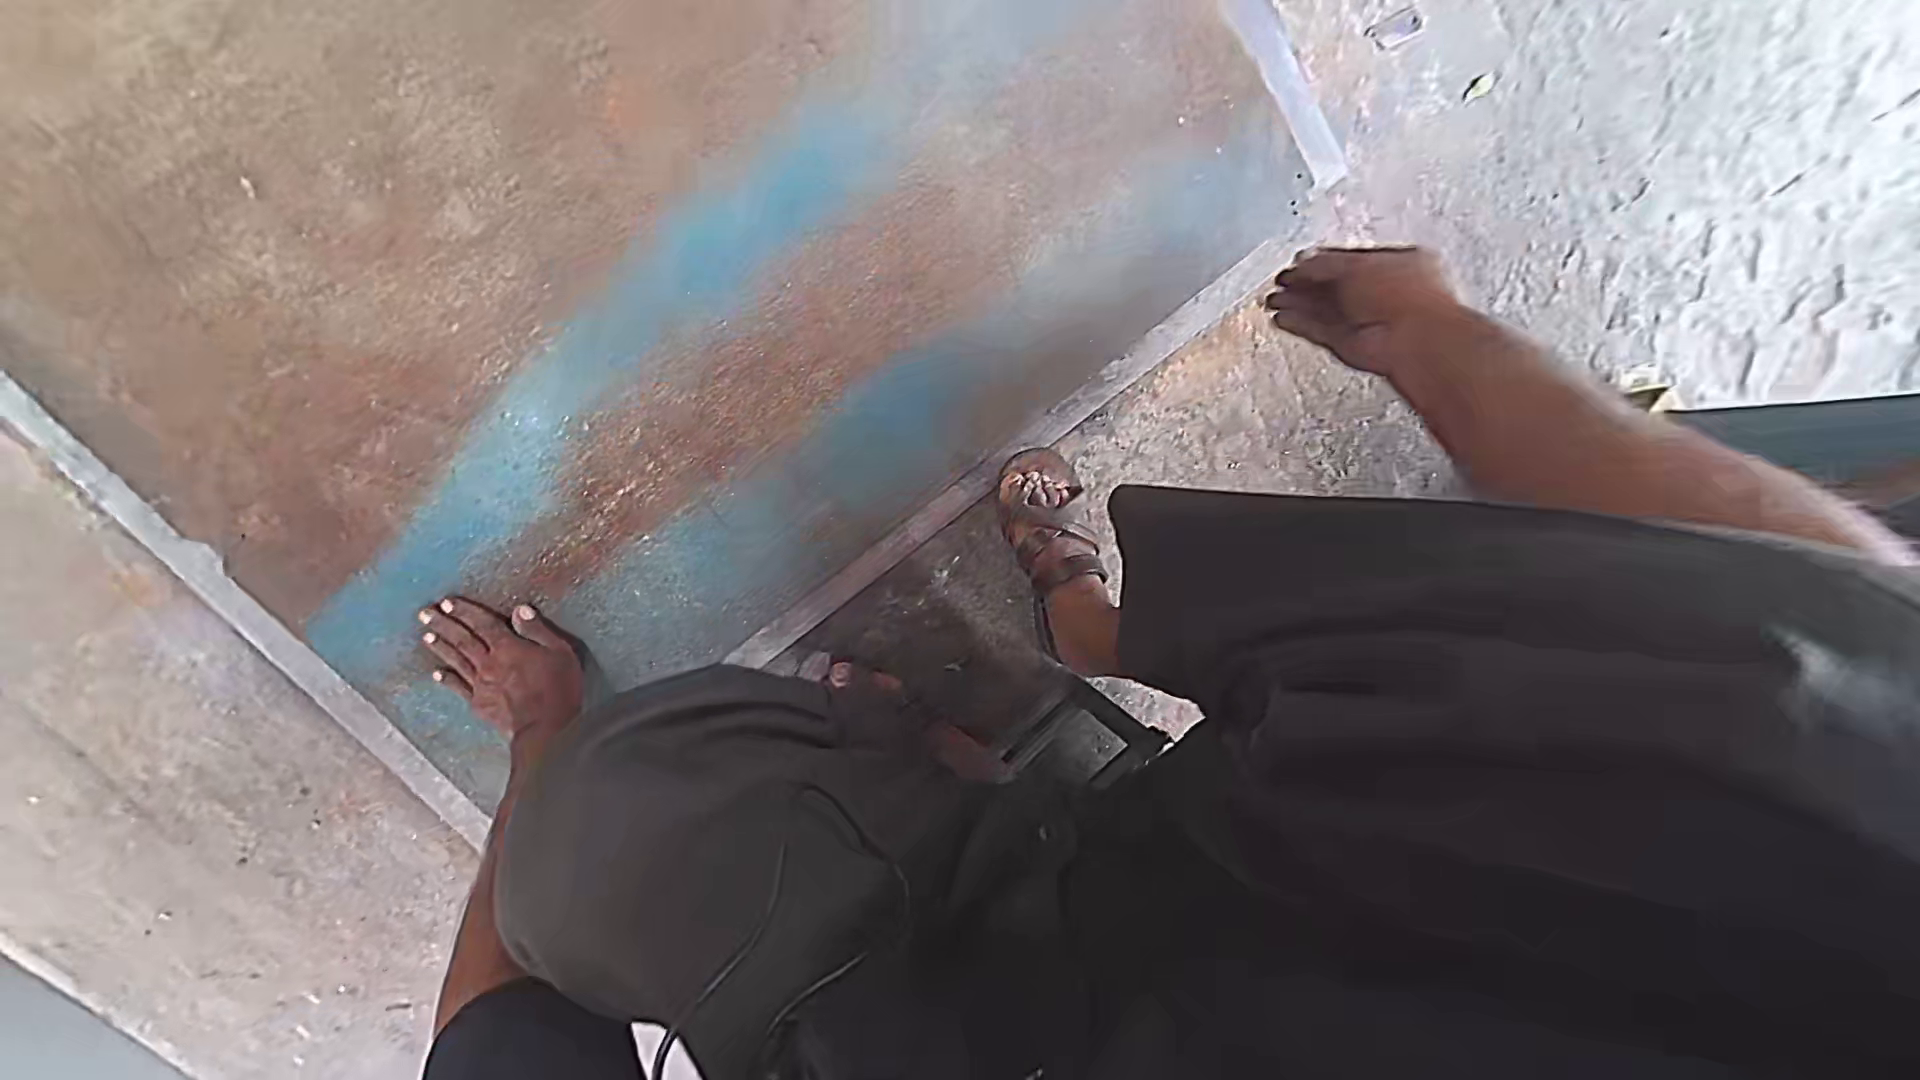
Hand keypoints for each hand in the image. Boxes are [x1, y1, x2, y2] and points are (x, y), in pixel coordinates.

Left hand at [418, 597, 583, 748]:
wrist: (545, 726)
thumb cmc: (559, 685)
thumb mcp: (560, 652)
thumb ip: (538, 631)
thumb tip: (519, 610)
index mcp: (508, 648)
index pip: (484, 624)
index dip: (466, 611)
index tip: (448, 602)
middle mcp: (488, 663)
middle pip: (463, 640)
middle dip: (444, 624)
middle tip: (425, 613)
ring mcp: (480, 684)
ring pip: (456, 661)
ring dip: (441, 646)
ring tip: (426, 635)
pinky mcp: (479, 703)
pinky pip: (459, 687)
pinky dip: (447, 679)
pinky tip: (437, 673)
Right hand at [1264, 246, 1465, 374]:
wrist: (1410, 338)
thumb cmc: (1404, 297)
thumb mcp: (1359, 266)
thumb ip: (1326, 263)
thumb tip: (1302, 262)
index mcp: (1392, 264)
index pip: (1347, 259)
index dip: (1319, 260)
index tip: (1296, 261)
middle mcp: (1377, 291)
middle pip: (1330, 285)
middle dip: (1302, 283)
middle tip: (1280, 281)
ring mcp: (1361, 318)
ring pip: (1320, 308)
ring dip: (1295, 303)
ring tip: (1273, 300)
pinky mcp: (1346, 341)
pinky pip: (1316, 329)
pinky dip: (1297, 324)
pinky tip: (1282, 319)